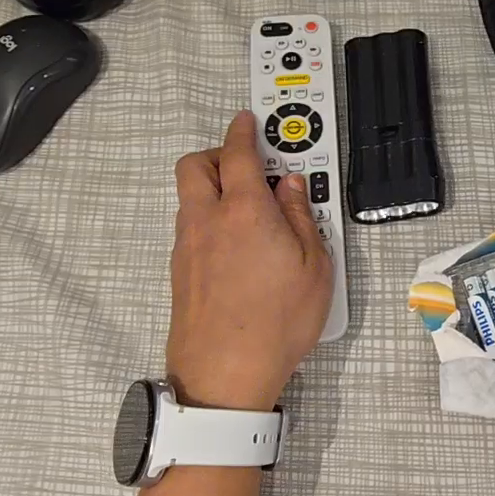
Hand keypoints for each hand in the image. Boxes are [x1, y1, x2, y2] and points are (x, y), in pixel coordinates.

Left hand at [165, 111, 332, 411]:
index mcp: (244, 211)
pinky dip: (208, 218)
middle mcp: (206, 221)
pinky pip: (190, 227)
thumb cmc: (277, 322)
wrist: (226, 373)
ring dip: (212, 188)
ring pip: (189, 197)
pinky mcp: (179, 272)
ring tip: (251, 210)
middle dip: (217, 154)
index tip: (247, 121)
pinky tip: (237, 245)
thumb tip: (291, 187)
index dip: (242, 131)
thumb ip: (301, 218)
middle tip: (248, 165)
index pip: (236, 154)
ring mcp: (187, 247)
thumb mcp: (314, 267)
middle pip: (194, 166)